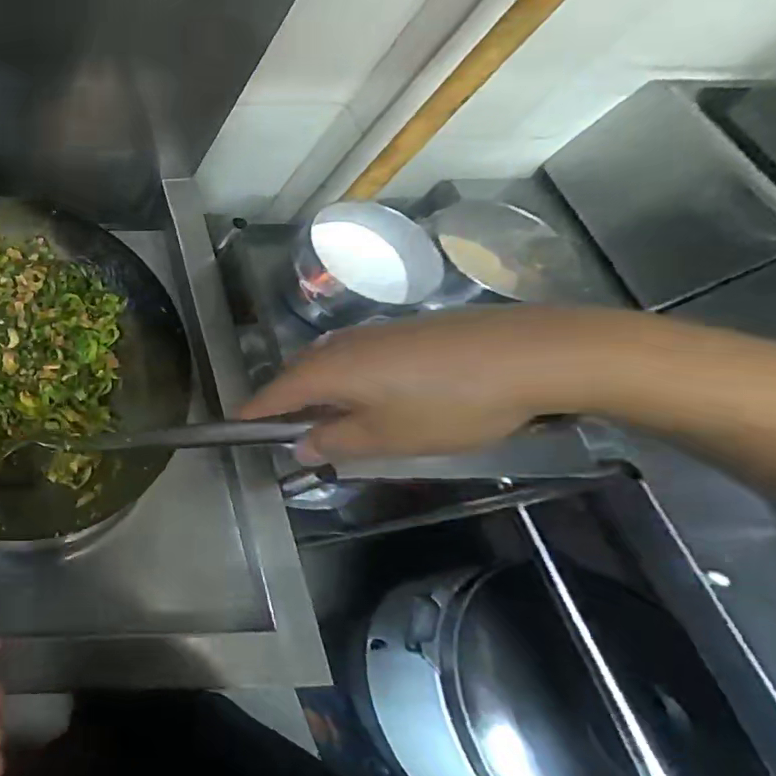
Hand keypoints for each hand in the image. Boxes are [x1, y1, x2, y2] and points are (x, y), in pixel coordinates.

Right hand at [239, 306, 633, 462]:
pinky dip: (352, 379)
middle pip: (295, 377)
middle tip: (298, 438)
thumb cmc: (453, 403)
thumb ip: (336, 442)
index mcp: (324, 371)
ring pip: (328, 365)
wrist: (538, 352)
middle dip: (288, 406)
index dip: (252, 417)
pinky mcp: (403, 329)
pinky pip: (357, 356)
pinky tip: (383, 396)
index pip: (270, 396)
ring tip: (343, 422)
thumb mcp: (391, 437)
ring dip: (323, 393)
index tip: (238, 435)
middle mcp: (337, 345)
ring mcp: (371, 332)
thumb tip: (300, 446)